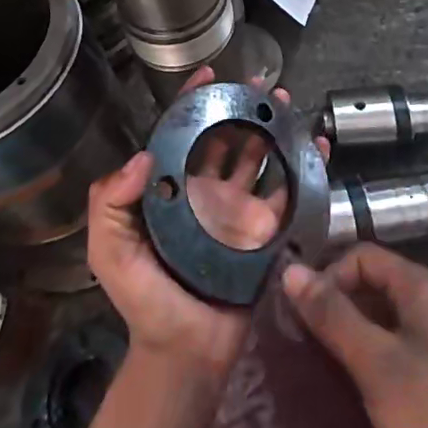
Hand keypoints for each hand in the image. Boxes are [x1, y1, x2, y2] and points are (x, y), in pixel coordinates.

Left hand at [85, 67, 330, 374]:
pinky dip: (303, 170)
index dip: (191, 104)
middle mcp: (205, 192)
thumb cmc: (145, 299)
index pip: (180, 136)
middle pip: (225, 140)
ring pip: (257, 159)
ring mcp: (237, 211)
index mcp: (171, 190)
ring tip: (286, 105)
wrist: (185, 351)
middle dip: (241, 109)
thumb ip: (110, 204)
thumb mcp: (110, 251)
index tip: (208, 76)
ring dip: (271, 130)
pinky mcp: (265, 231)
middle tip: (261, 86)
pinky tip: (317, 147)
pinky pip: (286, 194)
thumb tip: (142, 158)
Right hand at [281, 245, 427, 427]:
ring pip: (372, 323)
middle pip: (367, 287)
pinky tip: (329, 385)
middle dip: (330, 306)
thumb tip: (289, 270)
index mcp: (423, 289)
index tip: (297, 312)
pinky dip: (354, 362)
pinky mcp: (426, 382)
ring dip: (338, 336)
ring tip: (302, 361)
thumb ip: (333, 316)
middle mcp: (427, 308)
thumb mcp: (377, 364)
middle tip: (291, 337)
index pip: (363, 256)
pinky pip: (381, 354)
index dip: (329, 275)